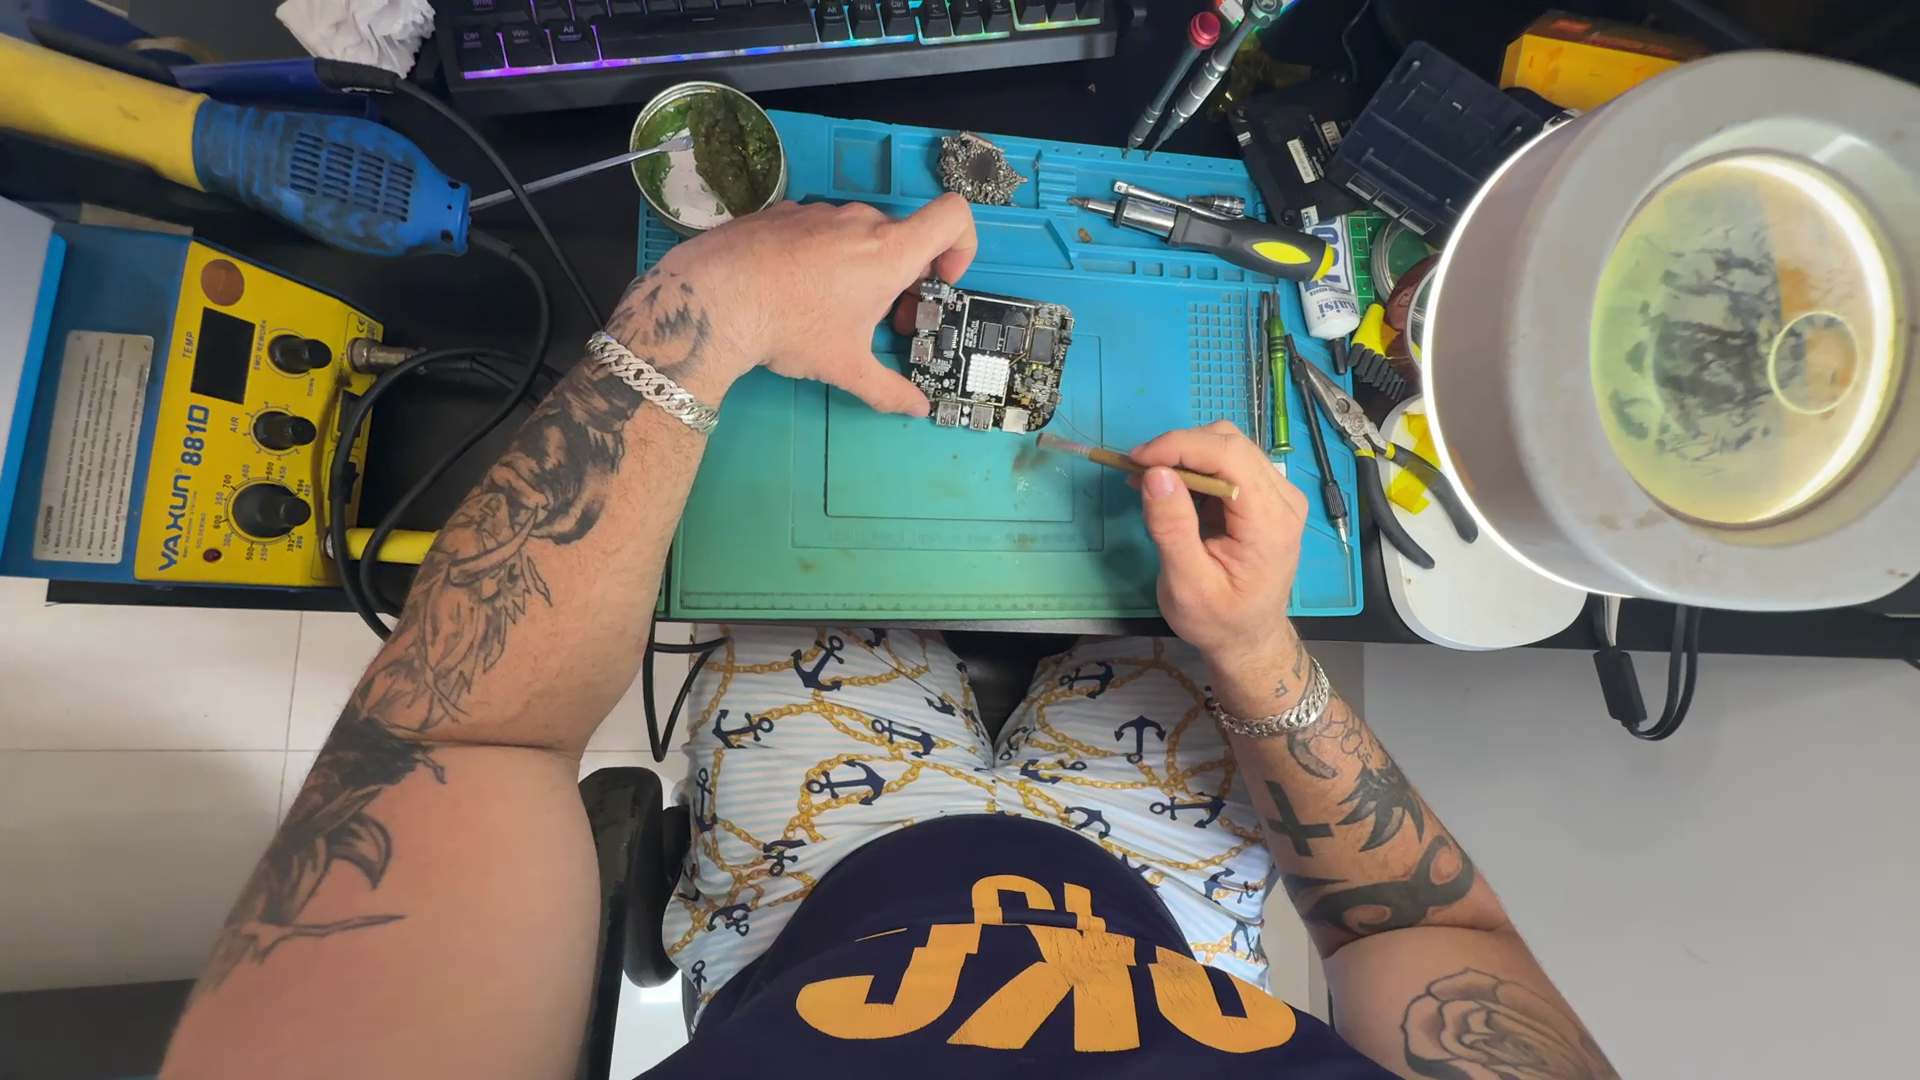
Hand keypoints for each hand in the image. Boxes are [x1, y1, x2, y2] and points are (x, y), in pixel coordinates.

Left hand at [636, 194, 977, 414]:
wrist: (715, 297)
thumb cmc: (794, 328)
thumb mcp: (847, 368)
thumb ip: (889, 390)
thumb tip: (917, 410)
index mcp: (889, 252)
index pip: (953, 216)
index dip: (963, 244)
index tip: (942, 280)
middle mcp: (861, 221)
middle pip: (905, 237)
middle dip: (905, 277)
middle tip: (883, 319)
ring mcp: (820, 211)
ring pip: (861, 234)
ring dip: (864, 266)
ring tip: (834, 308)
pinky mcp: (785, 212)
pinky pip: (822, 230)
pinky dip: (826, 255)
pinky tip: (797, 289)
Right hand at [1131, 420, 1311, 712]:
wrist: (1247, 639)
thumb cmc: (1217, 619)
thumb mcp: (1185, 583)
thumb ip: (1171, 527)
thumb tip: (1154, 474)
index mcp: (1269, 520)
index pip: (1228, 455)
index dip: (1178, 446)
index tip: (1135, 460)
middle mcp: (1282, 497)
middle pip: (1229, 442)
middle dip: (1177, 447)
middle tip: (1135, 470)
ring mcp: (1276, 494)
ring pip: (1226, 446)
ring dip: (1182, 454)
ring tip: (1146, 479)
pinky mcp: (1263, 495)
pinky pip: (1226, 463)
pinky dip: (1191, 466)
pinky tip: (1166, 487)